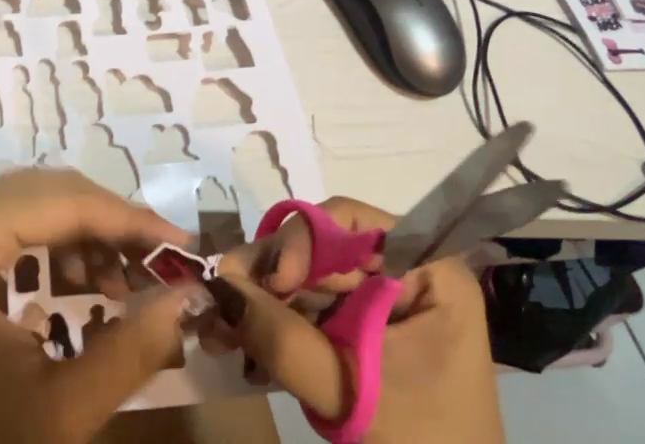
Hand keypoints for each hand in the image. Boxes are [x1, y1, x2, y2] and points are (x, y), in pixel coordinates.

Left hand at [0, 169, 197, 443]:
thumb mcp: (55, 408)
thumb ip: (130, 349)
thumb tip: (187, 300)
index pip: (73, 201)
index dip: (137, 224)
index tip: (190, 253)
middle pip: (54, 194)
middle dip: (115, 228)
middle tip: (166, 270)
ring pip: (34, 209)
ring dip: (87, 240)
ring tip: (128, 288)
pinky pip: (11, 233)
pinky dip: (54, 254)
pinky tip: (82, 291)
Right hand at [200, 198, 503, 443]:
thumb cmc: (423, 442)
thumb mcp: (352, 390)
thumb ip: (285, 340)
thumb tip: (219, 287)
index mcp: (426, 270)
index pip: (350, 222)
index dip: (301, 242)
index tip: (269, 283)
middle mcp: (400, 272)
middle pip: (318, 249)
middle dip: (266, 278)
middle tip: (218, 305)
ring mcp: (375, 302)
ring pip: (302, 281)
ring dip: (259, 304)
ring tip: (221, 334)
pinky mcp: (355, 331)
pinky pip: (304, 312)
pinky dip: (271, 327)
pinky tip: (242, 349)